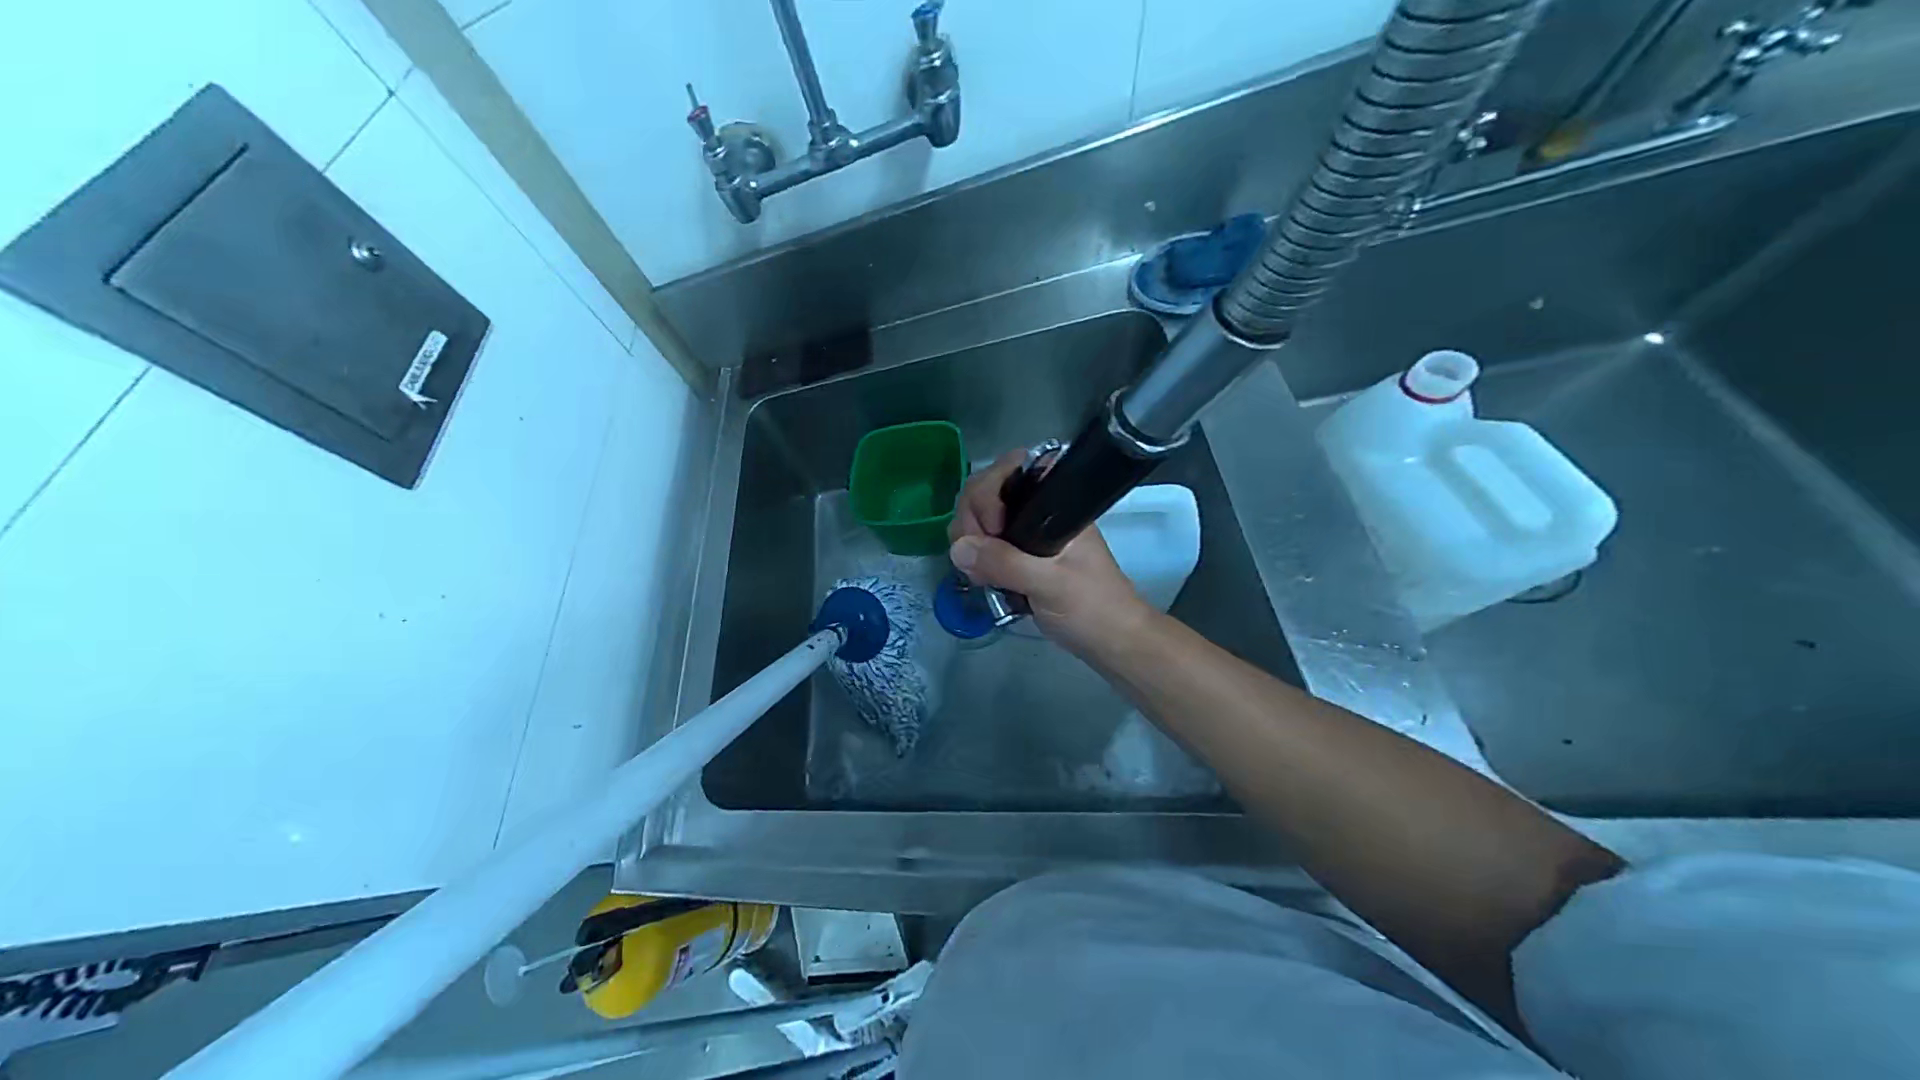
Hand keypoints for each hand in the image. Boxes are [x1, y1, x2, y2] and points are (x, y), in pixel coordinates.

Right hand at [947, 450, 1152, 656]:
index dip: (989, 494)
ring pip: (981, 519)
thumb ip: (1005, 563)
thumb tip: (959, 548)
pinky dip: (976, 557)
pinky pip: (986, 544)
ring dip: (970, 542)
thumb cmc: (1093, 607)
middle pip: (986, 491)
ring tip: (979, 574)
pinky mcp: (1020, 556)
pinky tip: (980, 577)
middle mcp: (1039, 510)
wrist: (1112, 641)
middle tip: (977, 559)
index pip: (1009, 470)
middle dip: (971, 521)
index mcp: (1055, 503)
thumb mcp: (1050, 584)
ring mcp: (1028, 533)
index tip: (993, 531)